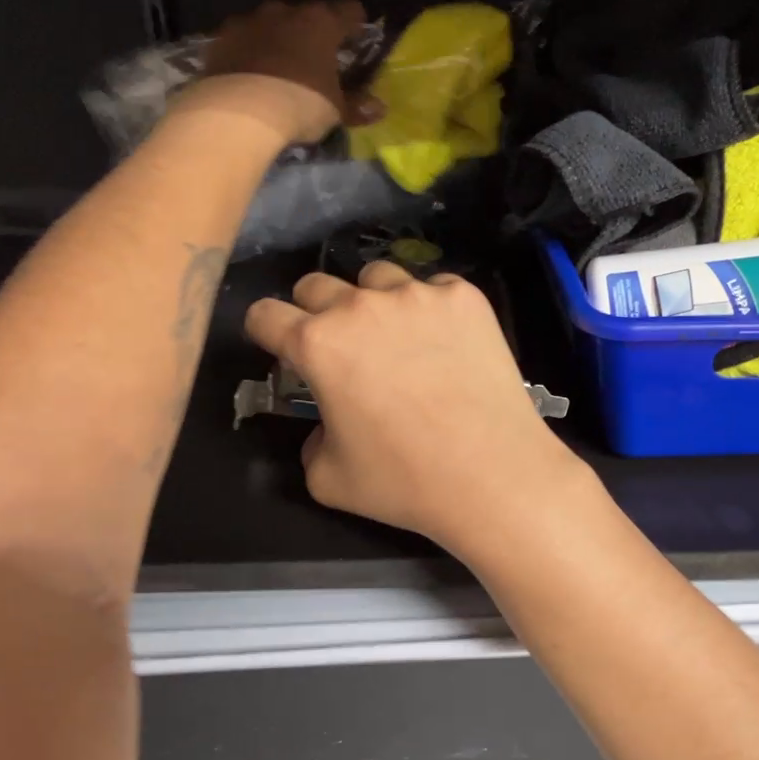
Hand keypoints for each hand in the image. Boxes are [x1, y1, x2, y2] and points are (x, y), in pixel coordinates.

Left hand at [171, 0, 383, 145]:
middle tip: (315, 60)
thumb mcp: (334, 110)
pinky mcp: (220, 38)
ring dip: (277, 40)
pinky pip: (242, 41)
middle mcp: (286, 11)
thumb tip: (379, 108)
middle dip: (312, 34)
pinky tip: (248, 74)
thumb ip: (356, 106)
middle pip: (306, 15)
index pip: (349, 11)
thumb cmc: (300, 104)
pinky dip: (248, 53)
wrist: (239, 111)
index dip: (355, 24)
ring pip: (271, 24)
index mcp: (321, 22)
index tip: (357, 39)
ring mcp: (249, 21)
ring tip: (278, 68)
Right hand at [244, 262, 591, 552]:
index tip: (280, 346)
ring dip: (372, 302)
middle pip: (316, 286)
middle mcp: (360, 307)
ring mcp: (416, 295)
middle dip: (314, 312)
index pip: (265, 314)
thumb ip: (311, 441)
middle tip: (339, 348)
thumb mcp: (328, 479)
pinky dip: (430, 309)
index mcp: (317, 344)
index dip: (265, 331)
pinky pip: (432, 287)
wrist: (493, 473)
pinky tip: (446, 344)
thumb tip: (326, 426)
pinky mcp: (463, 297)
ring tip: (395, 339)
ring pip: (375, 278)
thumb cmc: (404, 481)